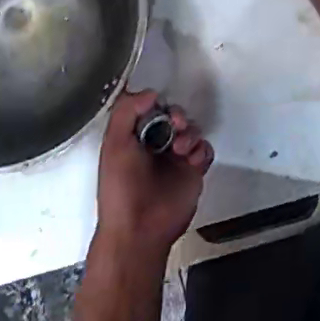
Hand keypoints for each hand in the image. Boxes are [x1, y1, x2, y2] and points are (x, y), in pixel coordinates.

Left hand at [95, 90, 213, 261]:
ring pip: (192, 131)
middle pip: (175, 117)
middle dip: (178, 116)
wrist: (140, 227)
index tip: (160, 107)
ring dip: (189, 134)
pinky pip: (205, 150)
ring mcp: (176, 159)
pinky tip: (191, 160)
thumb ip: (127, 112)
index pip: (150, 110)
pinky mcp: (193, 171)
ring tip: (181, 150)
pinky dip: (201, 150)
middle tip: (176, 125)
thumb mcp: (114, 145)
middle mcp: (155, 146)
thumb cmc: (121, 189)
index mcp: (133, 138)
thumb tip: (149, 93)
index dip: (158, 105)